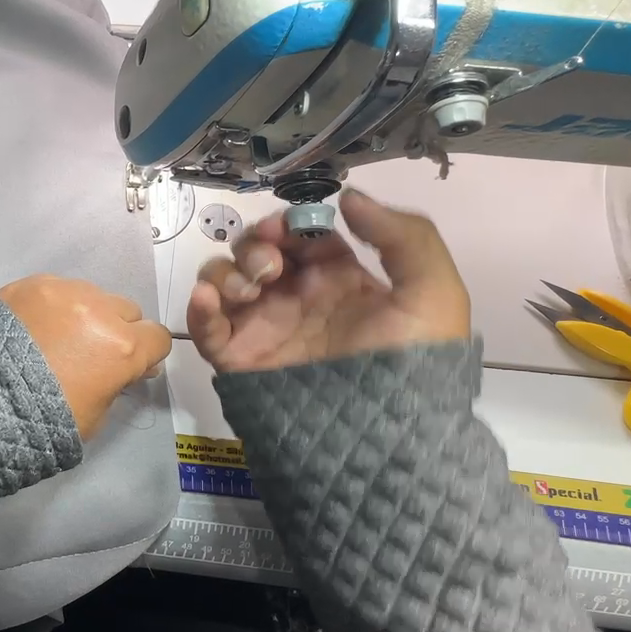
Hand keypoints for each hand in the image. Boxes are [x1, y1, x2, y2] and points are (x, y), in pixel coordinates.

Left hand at [0, 275, 172, 438]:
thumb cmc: (41, 416)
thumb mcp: (95, 413)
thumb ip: (119, 383)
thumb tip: (132, 367)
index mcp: (121, 346)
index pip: (157, 337)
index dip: (146, 353)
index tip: (128, 365)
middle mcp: (97, 310)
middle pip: (126, 311)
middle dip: (116, 330)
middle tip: (88, 352)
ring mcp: (62, 291)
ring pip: (91, 295)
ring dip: (84, 313)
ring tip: (55, 337)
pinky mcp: (30, 283)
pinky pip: (57, 288)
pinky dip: (52, 305)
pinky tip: (33, 326)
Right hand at [187, 189, 469, 373]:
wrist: (376, 434)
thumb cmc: (407, 363)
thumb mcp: (432, 294)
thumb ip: (404, 237)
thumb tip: (346, 197)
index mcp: (337, 279)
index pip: (300, 235)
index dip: (289, 224)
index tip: (286, 229)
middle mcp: (293, 296)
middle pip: (254, 249)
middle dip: (254, 246)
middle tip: (269, 267)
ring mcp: (259, 324)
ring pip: (222, 277)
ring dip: (226, 271)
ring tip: (248, 290)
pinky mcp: (233, 352)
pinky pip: (202, 322)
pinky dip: (198, 306)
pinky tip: (210, 300)